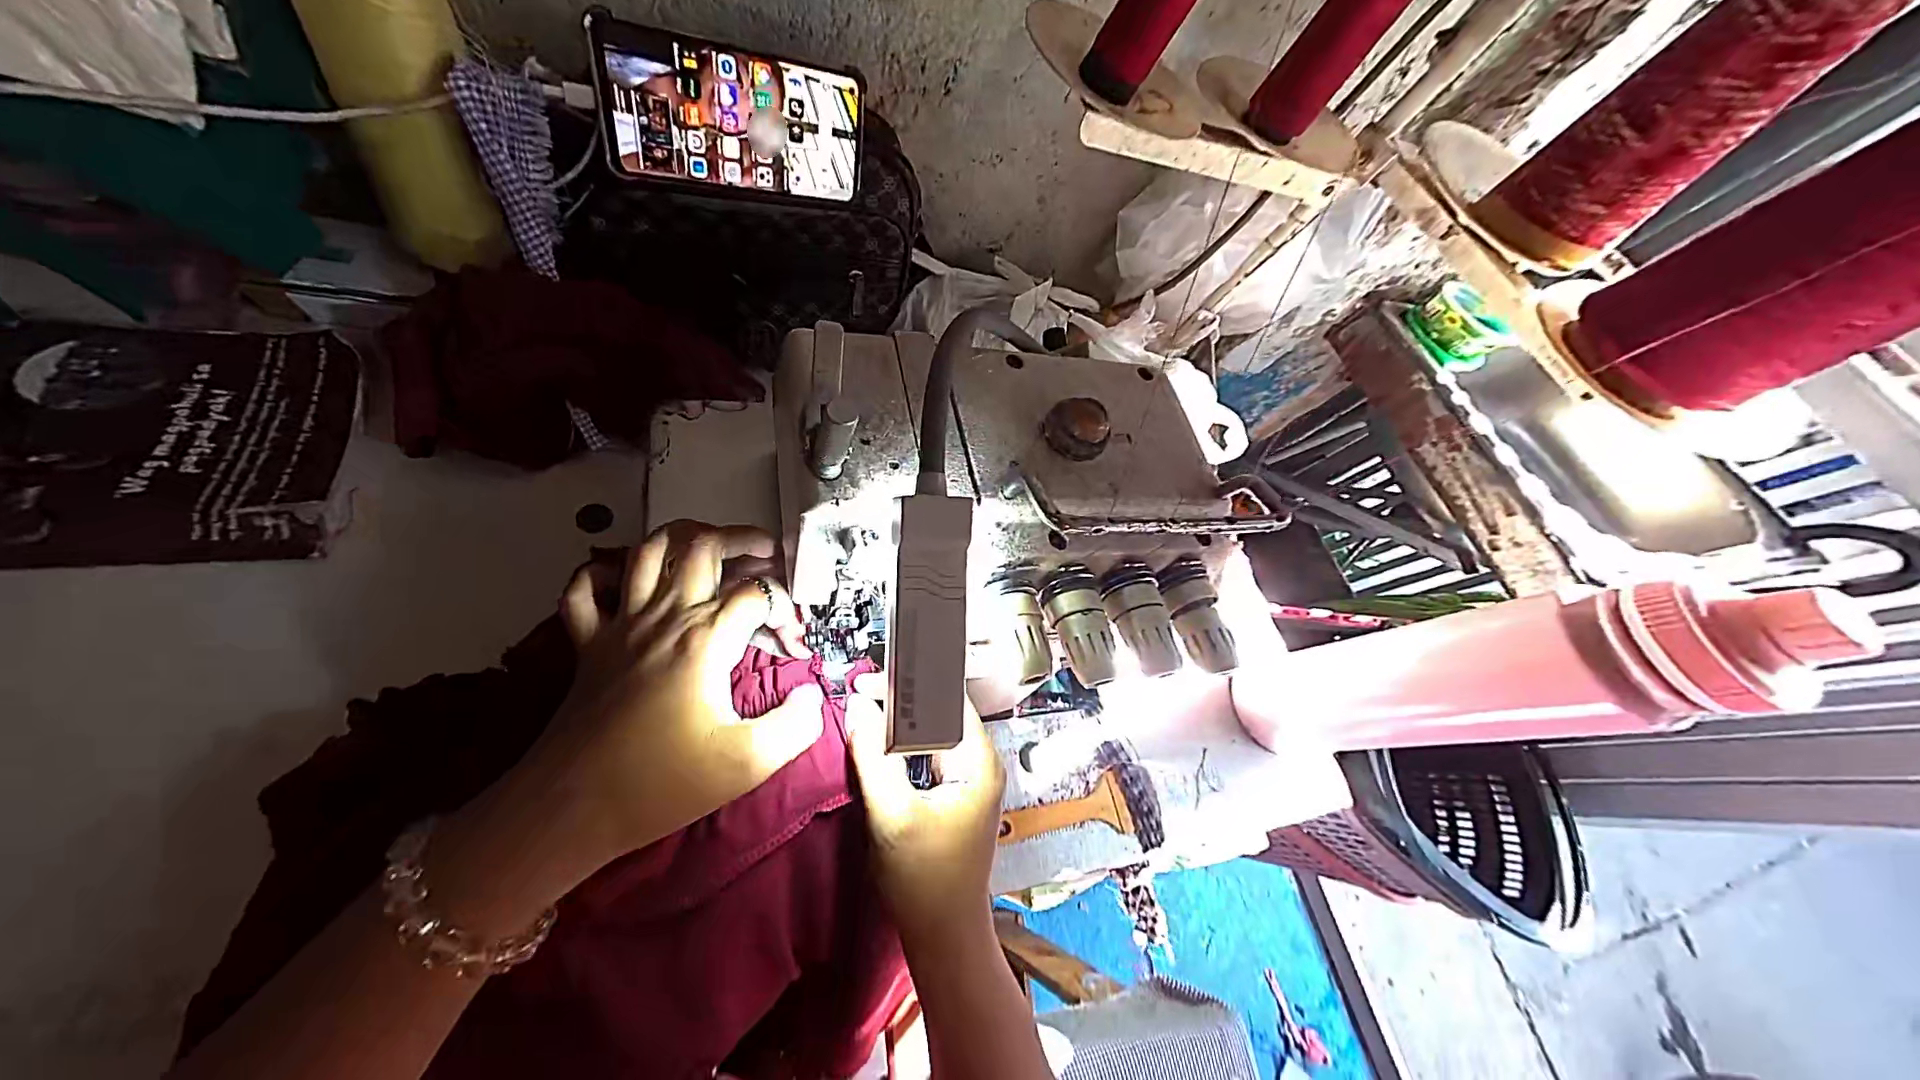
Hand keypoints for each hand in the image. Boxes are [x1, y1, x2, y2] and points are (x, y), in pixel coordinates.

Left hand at [526, 521, 822, 860]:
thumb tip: (811, 696)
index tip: (794, 645)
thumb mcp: (747, 762)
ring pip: (647, 551)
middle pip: (702, 547)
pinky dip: (604, 574)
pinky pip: (584, 590)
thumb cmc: (662, 783)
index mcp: (705, 639)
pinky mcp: (586, 645)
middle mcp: (664, 618)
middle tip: (767, 554)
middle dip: (742, 539)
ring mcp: (620, 626)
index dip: (785, 608)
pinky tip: (626, 583)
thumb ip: (796, 725)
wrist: (569, 810)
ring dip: (683, 538)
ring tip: (710, 548)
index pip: (757, 595)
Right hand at [846, 676, 1005, 940]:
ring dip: (898, 718)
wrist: (942, 930)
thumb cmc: (925, 881)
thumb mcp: (893, 815)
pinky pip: (925, 750)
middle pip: (940, 711)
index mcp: (979, 762)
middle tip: (863, 692)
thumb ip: (874, 759)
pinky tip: (878, 741)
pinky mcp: (951, 790)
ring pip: (930, 729)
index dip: (911, 684)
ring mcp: (967, 777)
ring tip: (866, 708)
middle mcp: (979, 763)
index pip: (948, 700)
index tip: (876, 678)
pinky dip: (901, 741)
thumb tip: (859, 709)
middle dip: (900, 698)